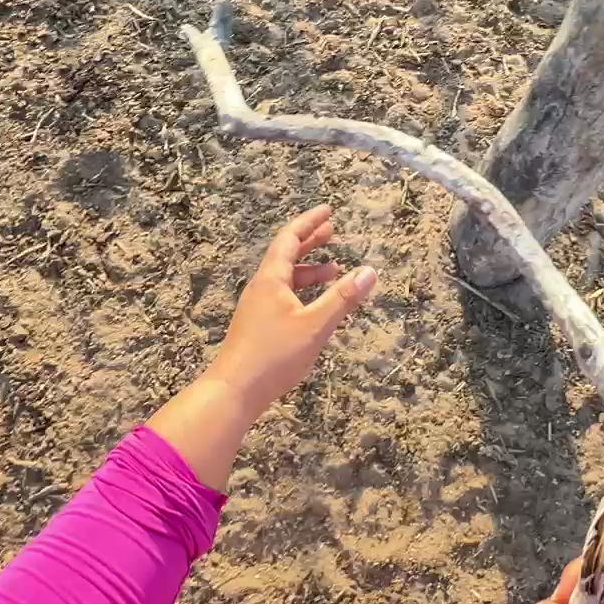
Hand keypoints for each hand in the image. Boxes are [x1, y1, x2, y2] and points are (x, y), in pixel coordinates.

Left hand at [147, 205, 378, 488]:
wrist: (232, 393)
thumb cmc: (273, 355)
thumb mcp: (315, 325)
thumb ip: (343, 298)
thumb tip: (370, 272)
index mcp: (271, 279)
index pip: (290, 238)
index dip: (310, 222)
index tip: (329, 211)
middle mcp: (262, 287)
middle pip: (286, 254)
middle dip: (310, 241)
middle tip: (332, 230)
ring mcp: (257, 307)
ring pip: (286, 278)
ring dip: (309, 269)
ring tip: (334, 270)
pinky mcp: (258, 326)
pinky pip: (284, 295)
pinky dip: (303, 291)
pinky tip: (317, 306)